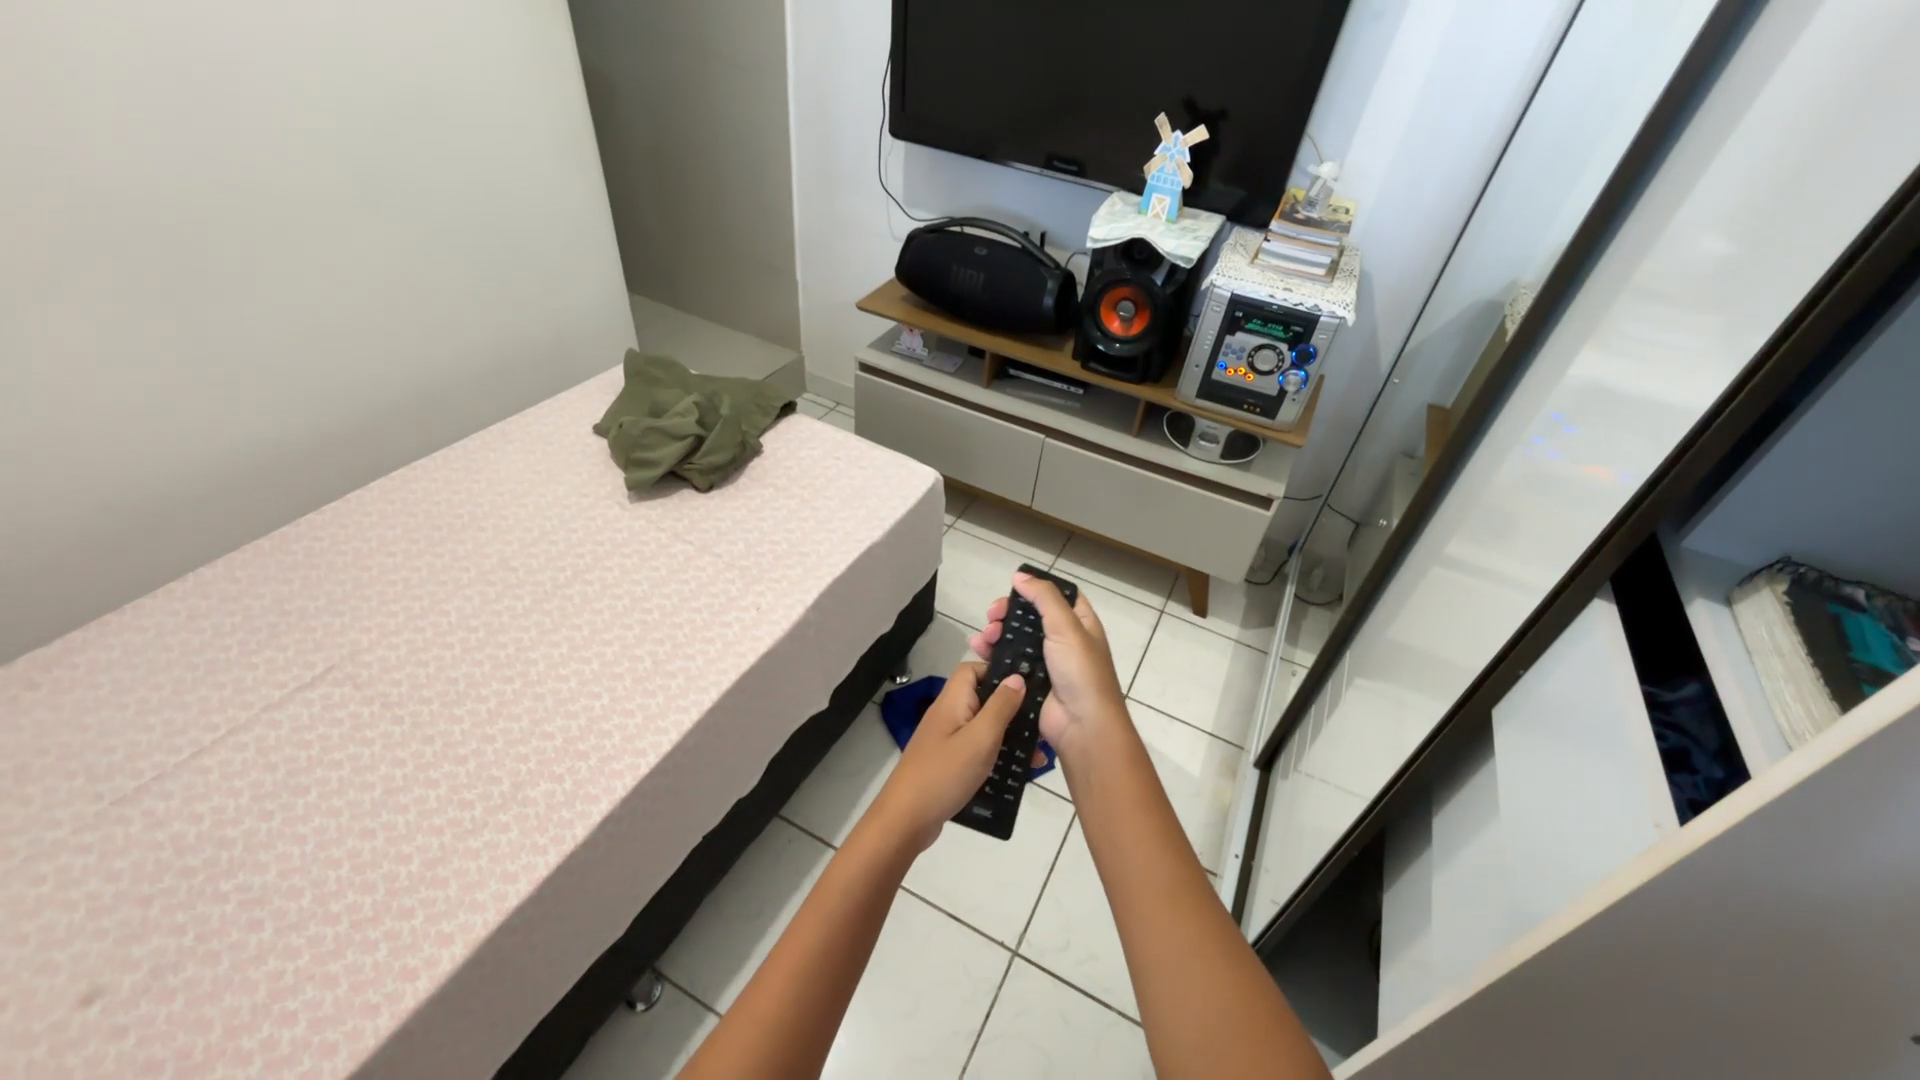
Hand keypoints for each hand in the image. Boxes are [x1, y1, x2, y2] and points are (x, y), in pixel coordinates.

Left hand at [867, 663, 1026, 852]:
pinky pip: (978, 751)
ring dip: (1009, 738)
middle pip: (983, 699)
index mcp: (952, 701)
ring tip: (1037, 756)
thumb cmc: (944, 774)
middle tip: (1041, 727)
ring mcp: (947, 741)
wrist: (906, 821)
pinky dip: (997, 757)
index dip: (998, 672)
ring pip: (984, 728)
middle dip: (1013, 711)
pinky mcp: (949, 764)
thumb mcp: (980, 738)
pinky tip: (1016, 774)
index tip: (1027, 687)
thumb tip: (1016, 677)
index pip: (973, 669)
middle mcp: (948, 716)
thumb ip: (1000, 707)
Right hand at [969, 572, 1129, 760]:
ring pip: (1014, 640)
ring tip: (984, 635)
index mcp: (1080, 624)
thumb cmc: (1081, 671)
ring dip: (996, 633)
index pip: (1057, 597)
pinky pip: (1007, 663)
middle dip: (1008, 613)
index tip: (1013, 587)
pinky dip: (992, 654)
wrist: (1082, 725)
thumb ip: (1044, 597)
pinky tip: (978, 650)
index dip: (1035, 589)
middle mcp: (1063, 641)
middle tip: (992, 615)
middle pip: (1030, 617)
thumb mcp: (1067, 626)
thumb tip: (1020, 575)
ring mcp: (1044, 664)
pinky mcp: (1028, 683)